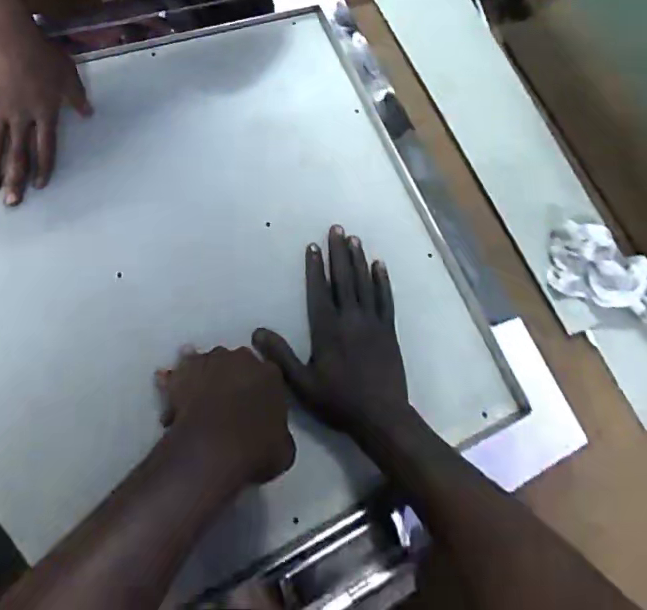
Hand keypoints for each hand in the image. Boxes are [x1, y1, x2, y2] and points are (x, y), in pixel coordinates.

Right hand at [0, 24, 91, 204]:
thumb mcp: (69, 76)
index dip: (43, 167)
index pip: (45, 147)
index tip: (39, 185)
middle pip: (19, 154)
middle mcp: (21, 119)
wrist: (11, 40)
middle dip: (16, 179)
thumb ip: (78, 98)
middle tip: (12, 202)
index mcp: (45, 114)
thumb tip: (88, 115)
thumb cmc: (44, 56)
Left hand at [156, 347, 295, 485]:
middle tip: (226, 407)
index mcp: (271, 374)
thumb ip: (278, 432)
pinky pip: (181, 371)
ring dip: (205, 376)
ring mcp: (211, 361)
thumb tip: (271, 433)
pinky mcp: (184, 371)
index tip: (253, 412)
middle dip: (232, 380)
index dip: (259, 395)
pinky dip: (177, 378)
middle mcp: (242, 358)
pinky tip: (169, 385)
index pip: (268, 378)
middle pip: (238, 365)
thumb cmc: (254, 451)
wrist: (211, 451)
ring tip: (197, 401)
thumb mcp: (283, 450)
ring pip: (209, 363)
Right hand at [254, 226, 409, 436]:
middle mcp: (350, 318)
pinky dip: (382, 280)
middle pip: (343, 278)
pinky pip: (385, 299)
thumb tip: (257, 332)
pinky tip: (379, 265)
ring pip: (364, 283)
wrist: (382, 417)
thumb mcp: (302, 384)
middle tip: (337, 228)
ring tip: (354, 239)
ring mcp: (373, 322)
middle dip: (339, 252)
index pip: (319, 289)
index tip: (313, 246)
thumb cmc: (338, 401)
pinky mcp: (389, 330)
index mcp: (327, 328)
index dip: (315, 267)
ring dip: (359, 259)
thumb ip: (280, 356)